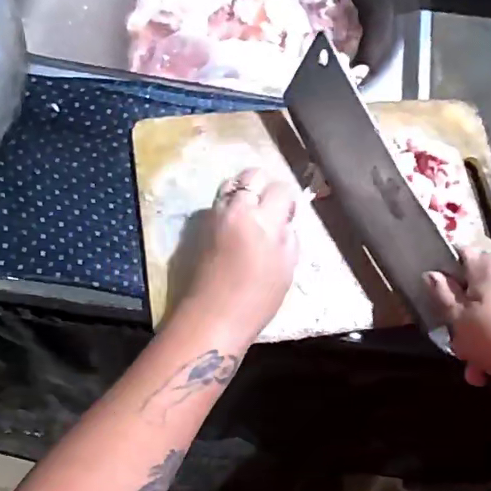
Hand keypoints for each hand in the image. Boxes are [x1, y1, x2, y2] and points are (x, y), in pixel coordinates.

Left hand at [178, 168, 298, 337]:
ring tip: (252, 214)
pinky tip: (236, 226)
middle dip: (265, 186)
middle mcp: (237, 208)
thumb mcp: (287, 266)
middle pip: (252, 175)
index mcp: (263, 218)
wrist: (214, 315)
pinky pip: (219, 202)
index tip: (289, 216)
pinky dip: (230, 205)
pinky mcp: (201, 225)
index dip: (288, 201)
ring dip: (245, 192)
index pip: (281, 188)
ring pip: (231, 183)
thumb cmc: (258, 297)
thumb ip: (288, 236)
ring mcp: (215, 214)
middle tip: (271, 210)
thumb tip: (284, 222)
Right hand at [424, 248, 490, 389]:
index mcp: (488, 261)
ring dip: (481, 340)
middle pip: (474, 290)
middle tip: (459, 349)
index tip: (437, 309)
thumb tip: (432, 274)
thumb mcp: (458, 321)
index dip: (442, 281)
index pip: (456, 256)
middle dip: (463, 322)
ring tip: (479, 370)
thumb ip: (441, 296)